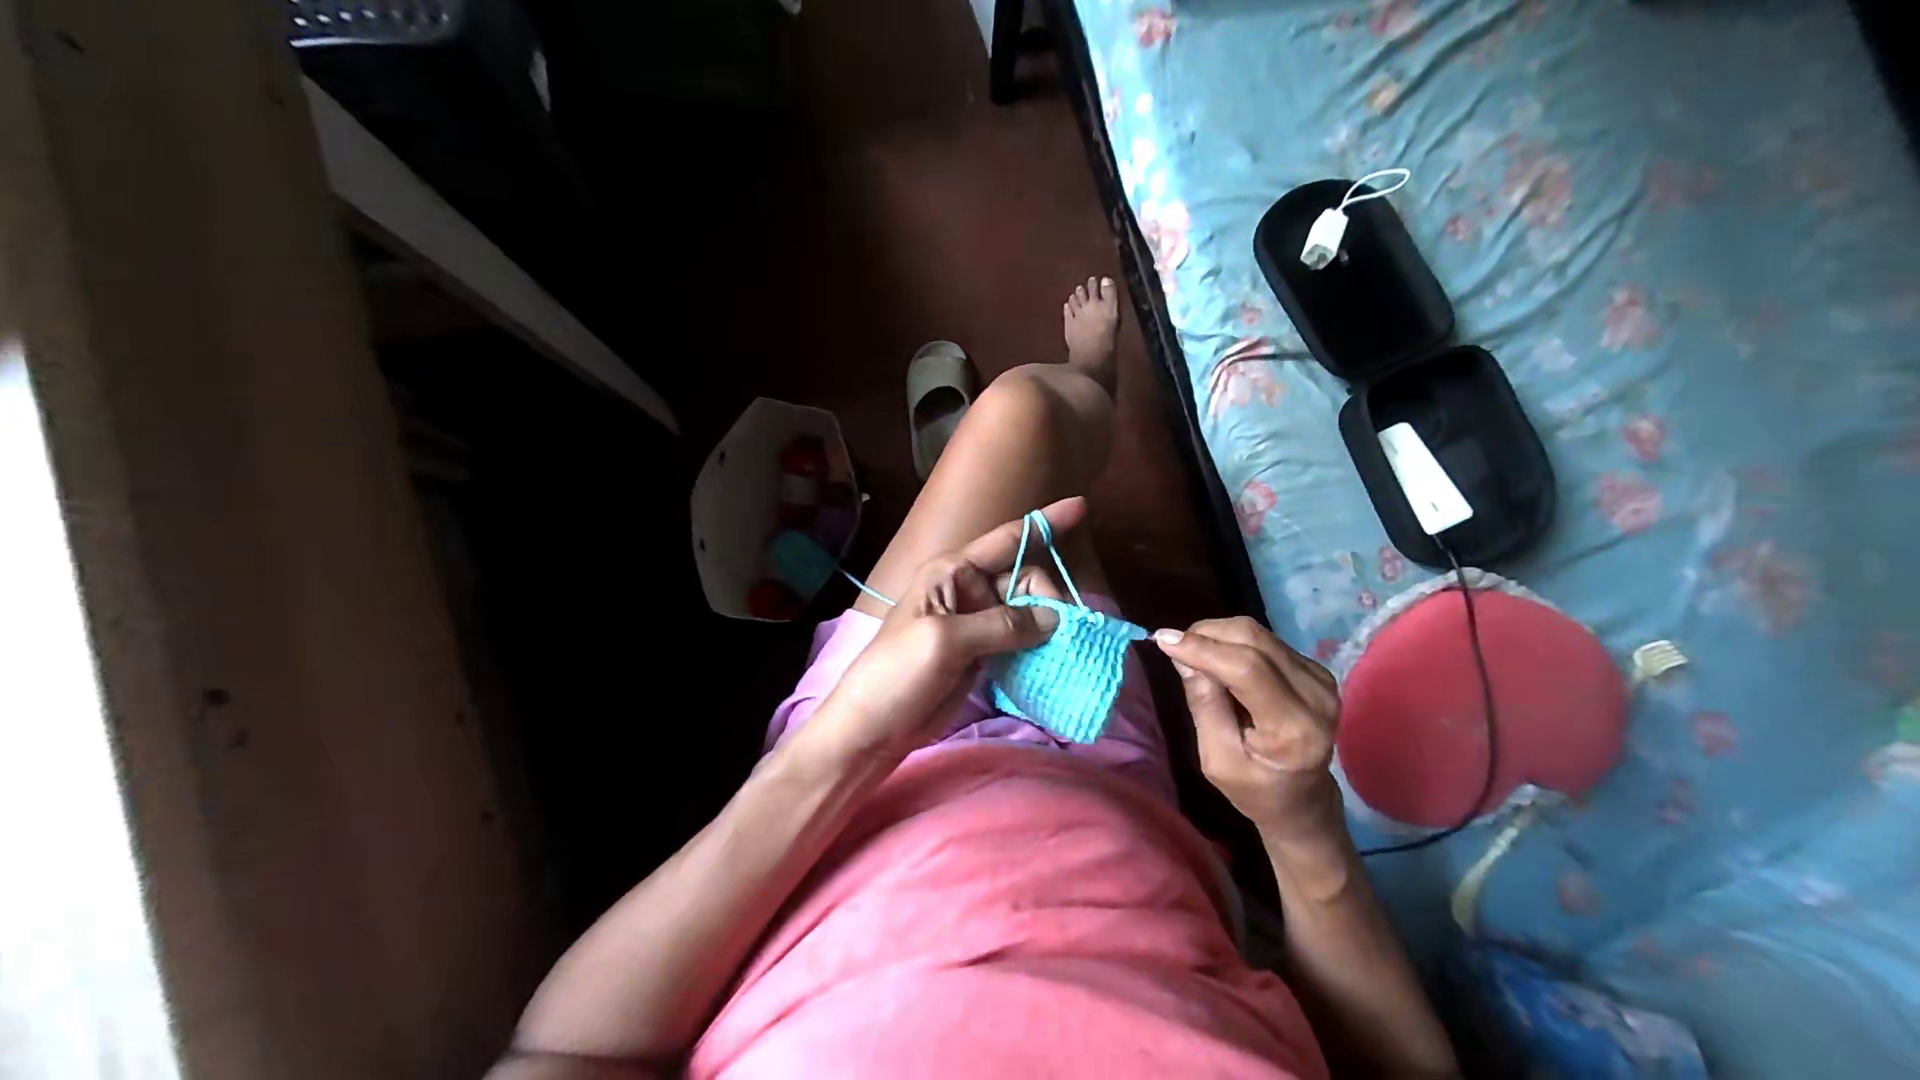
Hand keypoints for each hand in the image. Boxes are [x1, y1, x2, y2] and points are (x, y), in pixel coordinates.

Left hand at [796, 499, 1084, 765]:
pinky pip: (1020, 640)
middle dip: (1050, 596)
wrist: (872, 728)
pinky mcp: (982, 654)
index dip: (1043, 524)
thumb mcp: (945, 641)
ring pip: (1027, 612)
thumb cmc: (897, 673)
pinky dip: (1040, 647)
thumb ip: (1000, 625)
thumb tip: (1054, 618)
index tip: (1082, 506)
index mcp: (951, 573)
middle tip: (1066, 630)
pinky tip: (1059, 658)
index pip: (1005, 540)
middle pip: (1024, 579)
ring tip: (1073, 643)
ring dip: (1051, 623)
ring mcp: (975, 624)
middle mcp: (967, 591)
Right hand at [1153, 617, 1343, 840]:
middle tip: (1176, 646)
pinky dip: (1234, 643)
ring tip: (1195, 654)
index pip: (1247, 668)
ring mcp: (1320, 680)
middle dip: (1207, 634)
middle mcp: (1315, 696)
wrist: (1303, 800)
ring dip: (1219, 635)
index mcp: (1292, 727)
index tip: (1162, 639)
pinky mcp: (1316, 671)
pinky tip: (1221, 661)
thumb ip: (1203, 705)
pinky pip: (1266, 641)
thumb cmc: (1255, 790)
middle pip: (1254, 640)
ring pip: (1259, 633)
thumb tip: (1182, 656)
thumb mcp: (1217, 760)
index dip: (1202, 647)